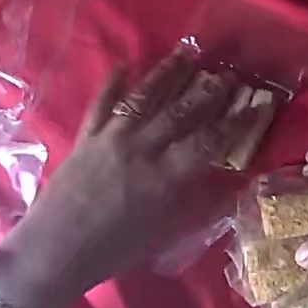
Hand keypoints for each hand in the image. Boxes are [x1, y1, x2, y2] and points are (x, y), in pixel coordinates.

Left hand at [0, 49, 247, 307]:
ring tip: (185, 53)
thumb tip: (226, 187)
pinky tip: (126, 63)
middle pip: (180, 112)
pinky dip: (113, 82)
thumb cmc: (110, 253)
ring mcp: (110, 139)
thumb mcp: (161, 234)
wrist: (52, 254)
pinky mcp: (85, 137)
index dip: (235, 122)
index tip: (254, 104)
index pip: (209, 141)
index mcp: (163, 178)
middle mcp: (140, 150)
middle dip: (207, 91)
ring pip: (144, 98)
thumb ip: (192, 205)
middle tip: (226, 73)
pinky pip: (102, 103)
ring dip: (167, 74)